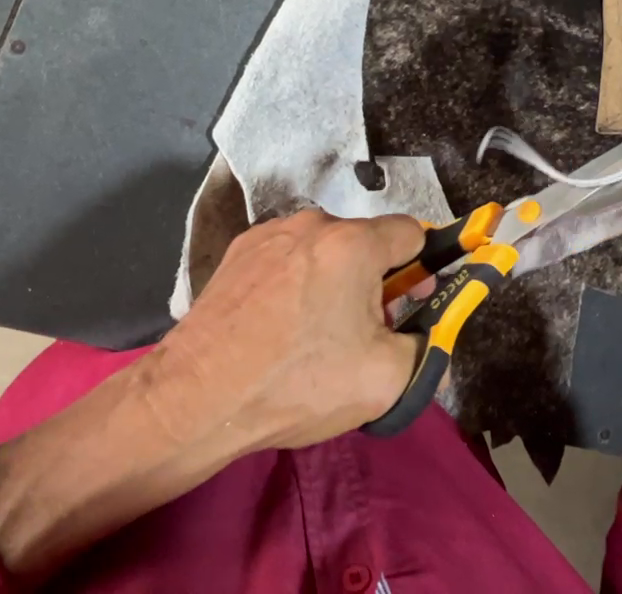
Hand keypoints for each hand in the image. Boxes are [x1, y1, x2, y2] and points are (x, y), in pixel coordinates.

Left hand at [156, 208, 425, 449]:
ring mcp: (269, 234)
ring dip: (332, 281)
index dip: (422, 268)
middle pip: (365, 243)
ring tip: (311, 335)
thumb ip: (425, 347)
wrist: (197, 397)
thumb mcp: (385, 380)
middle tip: (362, 333)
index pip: (412, 232)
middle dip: (375, 281)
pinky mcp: (237, 252)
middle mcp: (312, 225)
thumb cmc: (298, 383)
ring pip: (324, 251)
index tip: (412, 303)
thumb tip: (424, 336)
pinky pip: (287, 259)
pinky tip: (276, 327)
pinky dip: (294, 283)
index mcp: (354, 244)